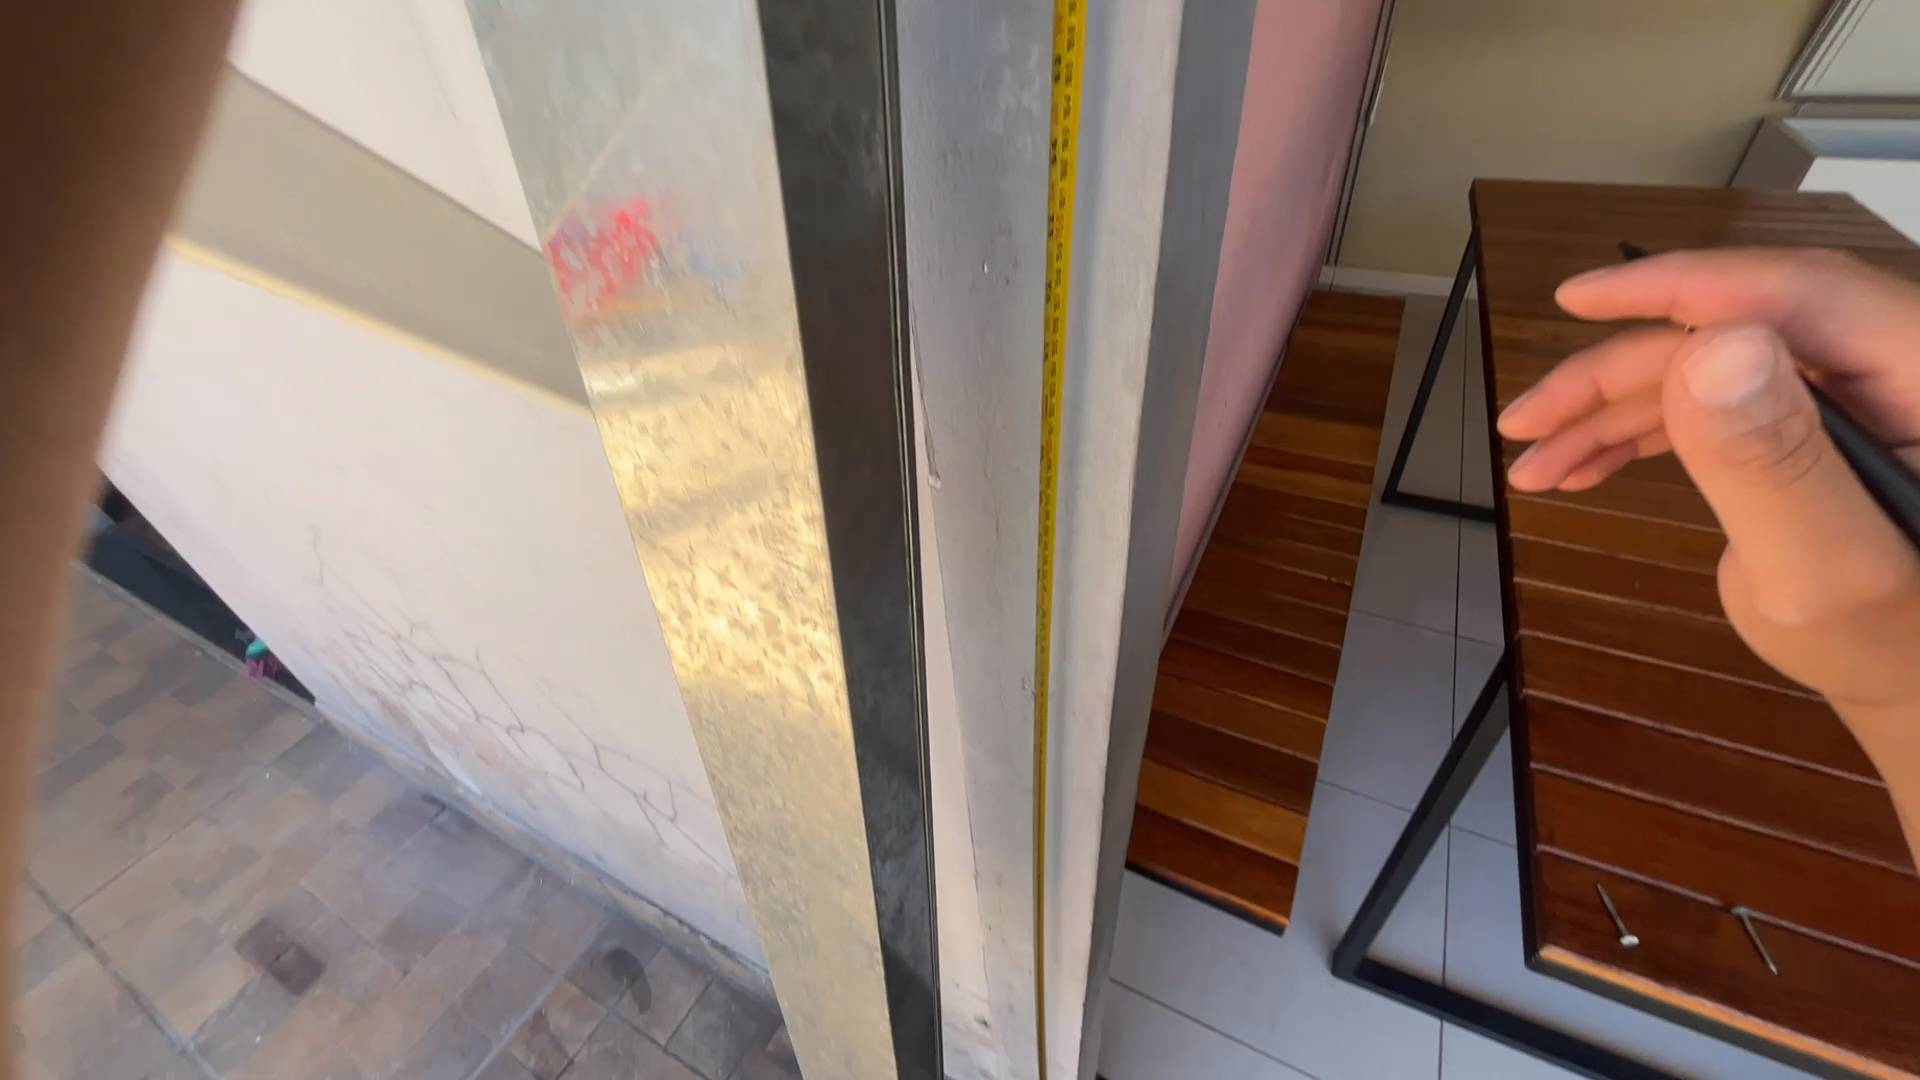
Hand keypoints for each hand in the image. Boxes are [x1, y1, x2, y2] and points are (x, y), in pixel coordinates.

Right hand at [1496, 248, 1919, 713]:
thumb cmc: (1897, 647)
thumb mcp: (1827, 567)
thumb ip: (1771, 460)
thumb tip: (1710, 347)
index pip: (1797, 297)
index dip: (1679, 287)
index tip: (1572, 298)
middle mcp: (1898, 370)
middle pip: (1725, 340)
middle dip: (1609, 381)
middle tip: (1519, 427)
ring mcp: (1854, 401)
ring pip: (1702, 375)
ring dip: (1606, 416)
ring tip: (1533, 468)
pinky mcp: (1813, 430)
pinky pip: (1709, 410)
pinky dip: (1634, 436)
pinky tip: (1580, 469)